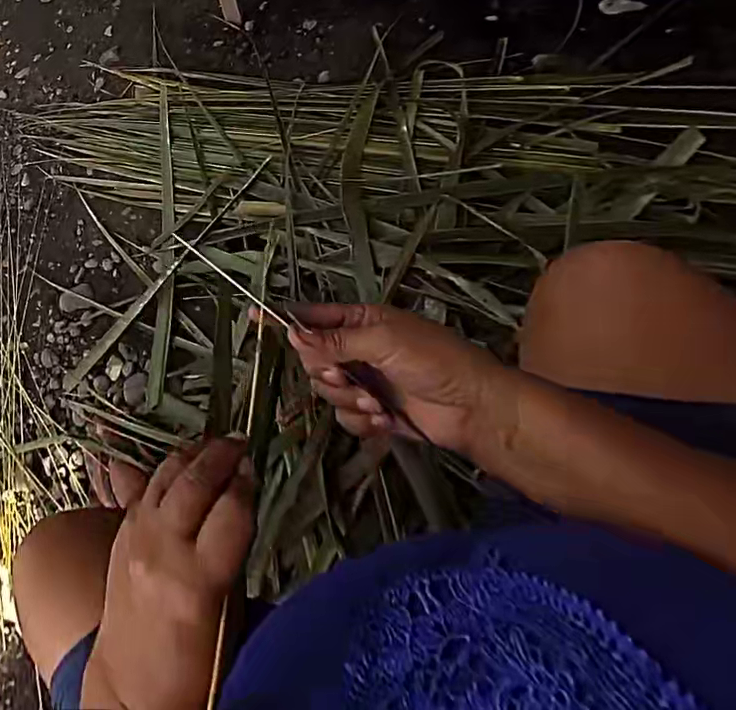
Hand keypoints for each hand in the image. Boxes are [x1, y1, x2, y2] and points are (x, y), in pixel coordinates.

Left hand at [83, 438, 255, 709]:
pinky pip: (143, 488)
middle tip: (238, 443)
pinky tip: (178, 461)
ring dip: (189, 455)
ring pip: (163, 477)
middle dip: (218, 457)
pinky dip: (164, 470)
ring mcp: (134, 535)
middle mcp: (161, 549)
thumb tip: (239, 501)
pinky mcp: (120, 532)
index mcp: (196, 581)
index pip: (228, 514)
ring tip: (211, 444)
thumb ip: (230, 556)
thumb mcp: (228, 617)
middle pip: (192, 485)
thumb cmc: (195, 666)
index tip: (256, 468)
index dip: (245, 486)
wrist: (131, 686)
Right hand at [277, 303, 515, 452]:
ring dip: (348, 399)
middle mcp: (356, 350)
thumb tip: (293, 334)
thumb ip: (333, 338)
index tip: (253, 316)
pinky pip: (344, 416)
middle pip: (312, 359)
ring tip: (377, 403)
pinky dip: (362, 420)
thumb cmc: (437, 362)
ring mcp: (364, 381)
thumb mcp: (383, 340)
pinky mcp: (373, 411)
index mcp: (359, 322)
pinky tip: (386, 420)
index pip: (311, 317)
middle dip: (326, 372)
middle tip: (346, 377)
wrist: (481, 412)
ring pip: (325, 391)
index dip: (283, 318)